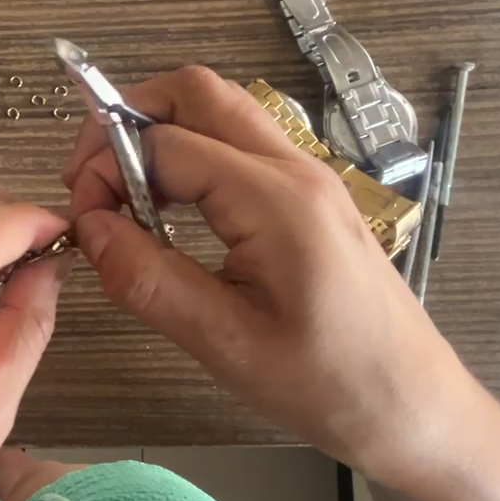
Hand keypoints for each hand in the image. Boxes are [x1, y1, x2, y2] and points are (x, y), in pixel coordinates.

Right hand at [62, 65, 482, 484]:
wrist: (416, 408)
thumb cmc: (325, 384)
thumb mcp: (222, 342)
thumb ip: (146, 278)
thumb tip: (88, 226)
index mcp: (277, 201)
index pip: (166, 144)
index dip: (107, 170)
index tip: (84, 222)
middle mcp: (295, 170)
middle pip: (196, 92)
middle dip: (125, 120)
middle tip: (89, 181)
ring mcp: (306, 177)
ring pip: (216, 110)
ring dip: (154, 132)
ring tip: (118, 194)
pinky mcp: (306, 195)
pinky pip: (233, 144)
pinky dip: (182, 154)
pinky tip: (163, 207)